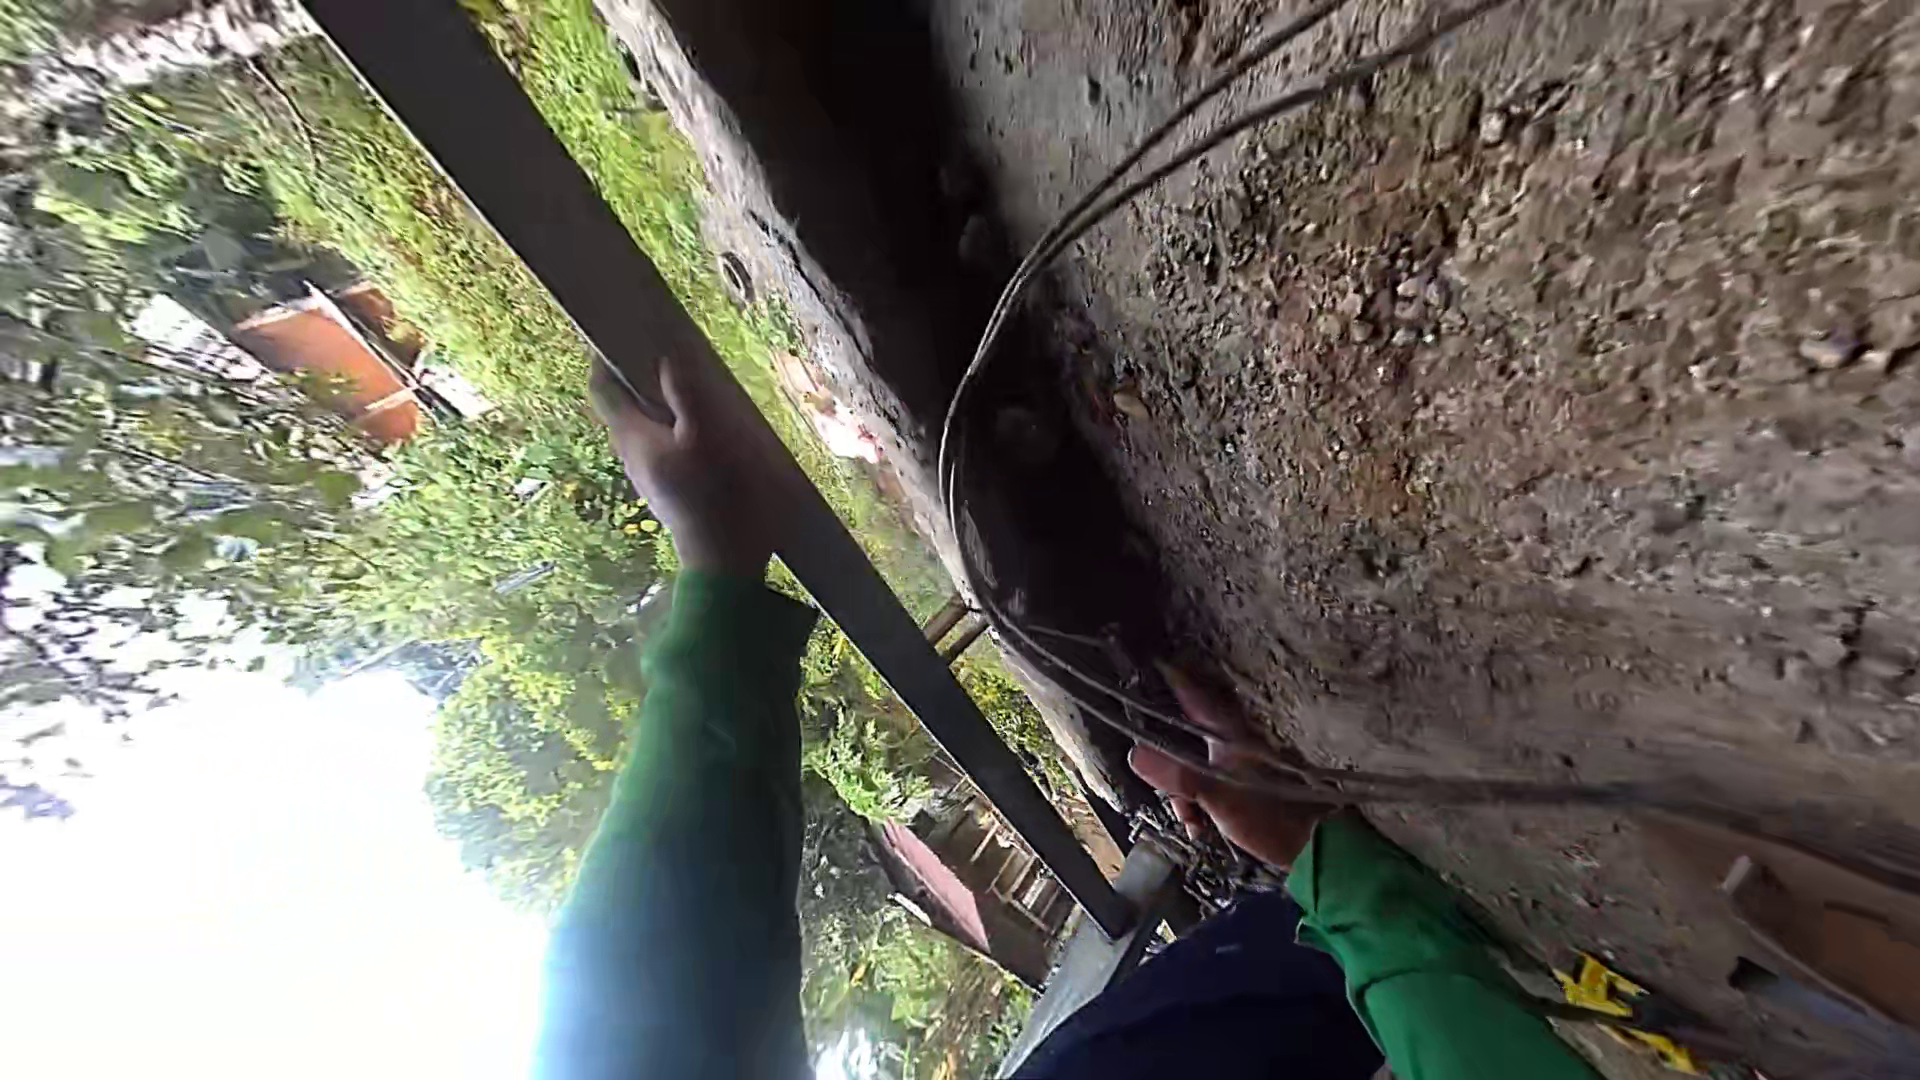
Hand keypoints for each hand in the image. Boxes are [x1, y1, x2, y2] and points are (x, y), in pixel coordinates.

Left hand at [589, 355, 775, 576]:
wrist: (724, 556)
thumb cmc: (716, 494)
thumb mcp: (707, 438)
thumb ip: (686, 396)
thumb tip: (667, 360)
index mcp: (632, 436)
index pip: (601, 387)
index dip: (607, 358)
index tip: (632, 338)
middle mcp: (631, 454)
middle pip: (624, 407)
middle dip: (642, 382)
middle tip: (676, 365)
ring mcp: (648, 476)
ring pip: (645, 429)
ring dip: (663, 409)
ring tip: (697, 400)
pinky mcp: (668, 491)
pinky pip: (662, 449)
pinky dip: (676, 433)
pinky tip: (707, 439)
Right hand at [1128, 667, 1330, 869]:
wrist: (1314, 849)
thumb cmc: (1269, 815)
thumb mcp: (1215, 795)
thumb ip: (1176, 774)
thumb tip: (1136, 754)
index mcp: (1227, 733)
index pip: (1194, 694)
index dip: (1175, 677)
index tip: (1158, 663)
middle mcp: (1232, 741)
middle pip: (1185, 737)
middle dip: (1170, 763)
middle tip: (1175, 794)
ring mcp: (1238, 763)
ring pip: (1193, 764)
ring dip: (1184, 790)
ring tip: (1193, 819)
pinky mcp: (1243, 785)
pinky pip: (1206, 783)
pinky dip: (1198, 800)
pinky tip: (1201, 823)